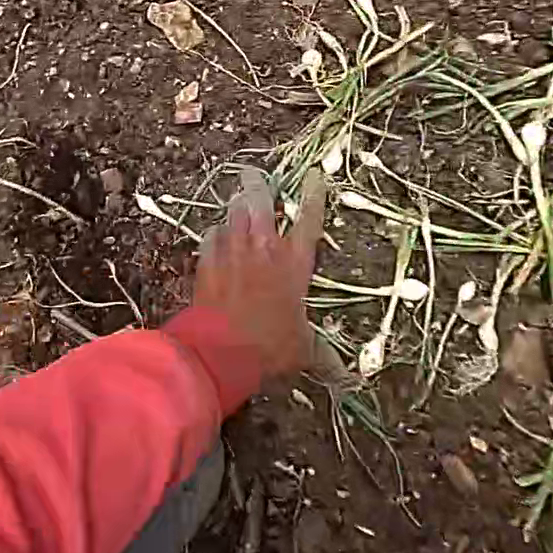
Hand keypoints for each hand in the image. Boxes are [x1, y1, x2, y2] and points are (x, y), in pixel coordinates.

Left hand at [190, 168, 324, 378]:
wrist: (220, 350)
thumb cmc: (269, 346)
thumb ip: (322, 353)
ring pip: (234, 212)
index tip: (315, 176)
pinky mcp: (208, 259)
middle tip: (256, 176)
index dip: (314, 194)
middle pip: (261, 199)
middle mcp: (264, 246)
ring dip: (238, 207)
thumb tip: (344, 376)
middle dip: (259, 184)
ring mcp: (233, 249)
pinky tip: (217, 237)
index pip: (309, 218)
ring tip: (239, 202)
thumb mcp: (302, 349)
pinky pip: (211, 235)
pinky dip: (216, 234)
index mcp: (294, 261)